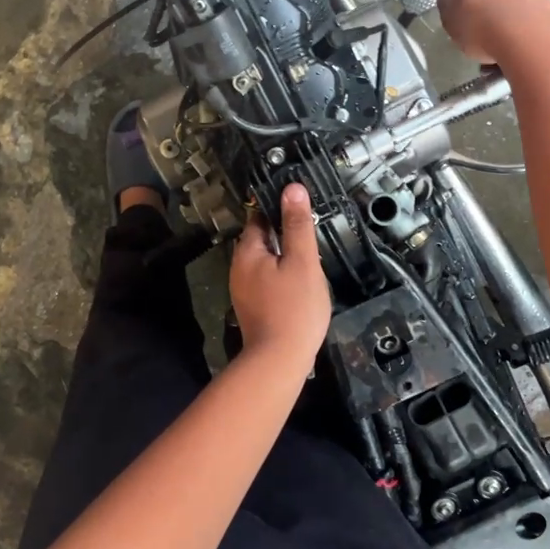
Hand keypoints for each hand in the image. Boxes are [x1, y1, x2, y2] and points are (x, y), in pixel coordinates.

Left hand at [230, 183, 331, 368]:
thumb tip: (292, 188)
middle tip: (310, 231)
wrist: (279, 360)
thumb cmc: (294, 307)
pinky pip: (267, 281)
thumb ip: (297, 225)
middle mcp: (238, 268)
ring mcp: (243, 290)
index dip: (278, 208)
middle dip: (283, 233)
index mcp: (247, 252)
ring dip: (283, 256)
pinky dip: (281, 276)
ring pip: (265, 261)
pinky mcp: (252, 308)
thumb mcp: (302, 261)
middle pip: (261, 239)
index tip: (300, 206)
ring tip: (309, 257)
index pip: (258, 217)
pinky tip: (300, 283)